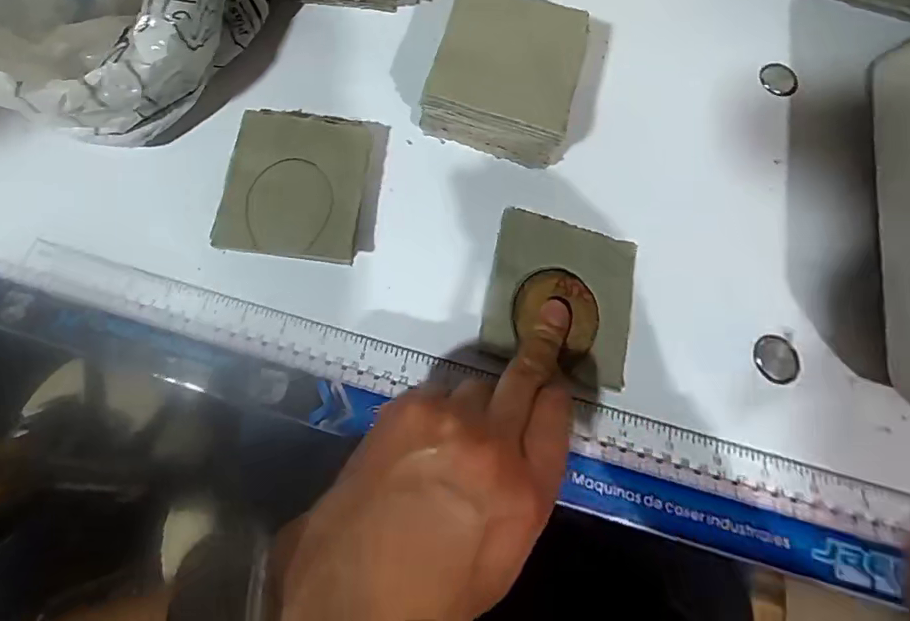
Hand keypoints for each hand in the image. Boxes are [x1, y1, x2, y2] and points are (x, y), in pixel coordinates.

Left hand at [272, 297, 576, 620]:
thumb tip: (529, 440)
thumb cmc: (437, 588)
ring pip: (476, 383)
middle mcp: (493, 444)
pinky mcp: (409, 408)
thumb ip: (526, 487)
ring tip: (454, 435)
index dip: (555, 392)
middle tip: (549, 316)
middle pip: (526, 376)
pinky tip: (423, 439)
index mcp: (527, 490)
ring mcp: (449, 420)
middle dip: (540, 347)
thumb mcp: (505, 553)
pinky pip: (437, 391)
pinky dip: (436, 407)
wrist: (353, 594)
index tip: (552, 381)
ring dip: (474, 400)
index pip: (556, 410)